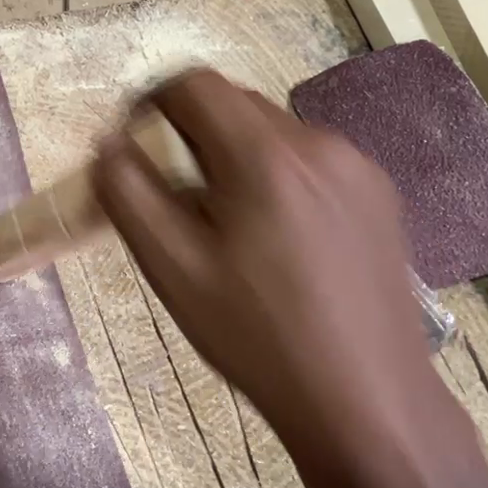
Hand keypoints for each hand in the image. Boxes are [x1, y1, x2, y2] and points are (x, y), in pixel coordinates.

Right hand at [92, 70, 435, 445]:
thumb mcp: (170, 266)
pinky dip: (274, 175)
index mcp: (264, 155)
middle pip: (233, 104)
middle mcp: (318, 144)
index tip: (133, 144)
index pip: (193, 84)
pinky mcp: (380, 195)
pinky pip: (308, 159)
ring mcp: (358, 168)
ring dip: (232, 154)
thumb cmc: (255, 334)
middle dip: (190, 133)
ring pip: (271, 131)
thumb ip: (127, 192)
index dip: (150, 102)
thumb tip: (108, 143)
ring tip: (222, 222)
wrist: (366, 402)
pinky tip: (273, 236)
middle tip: (171, 193)